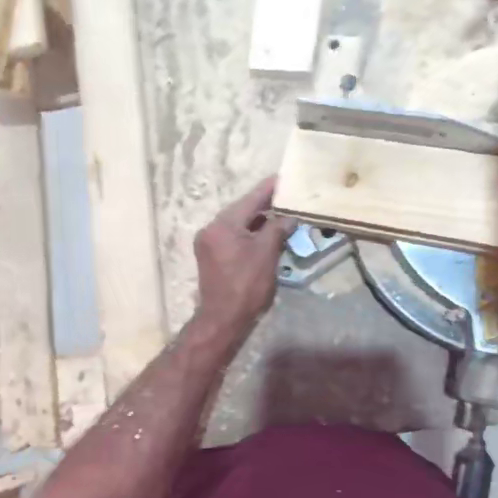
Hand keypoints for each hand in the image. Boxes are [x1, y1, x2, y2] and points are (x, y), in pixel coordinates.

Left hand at [190, 177, 292, 349]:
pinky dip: (250, 233)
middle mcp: (211, 229)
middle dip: (265, 204)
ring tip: (282, 214)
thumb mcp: (266, 253)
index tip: (284, 177)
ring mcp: (209, 243)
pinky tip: (267, 234)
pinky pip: (234, 237)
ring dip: (259, 220)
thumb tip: (289, 216)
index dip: (269, 188)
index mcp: (223, 224)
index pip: (250, 199)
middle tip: (287, 196)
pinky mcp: (212, 257)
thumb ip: (277, 229)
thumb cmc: (247, 285)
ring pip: (238, 224)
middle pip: (242, 210)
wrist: (224, 319)